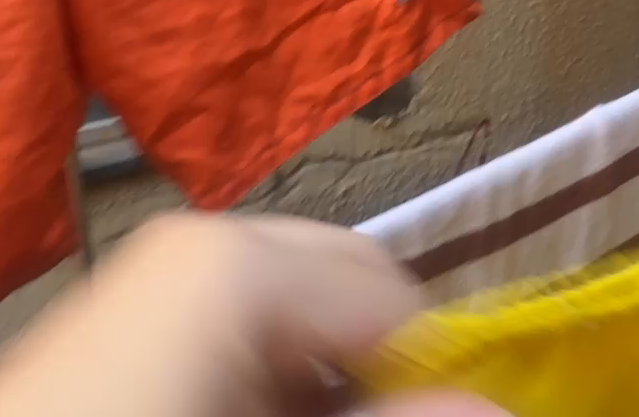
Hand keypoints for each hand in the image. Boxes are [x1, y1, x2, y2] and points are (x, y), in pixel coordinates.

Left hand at [0, 214, 501, 416]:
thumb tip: (498, 407)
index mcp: (240, 263)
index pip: (394, 297)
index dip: (425, 372)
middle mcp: (210, 239)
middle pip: (350, 283)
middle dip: (372, 365)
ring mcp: (168, 263)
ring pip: (302, 301)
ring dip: (325, 372)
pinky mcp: (140, 297)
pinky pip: (247, 315)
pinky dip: (272, 365)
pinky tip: (249, 409)